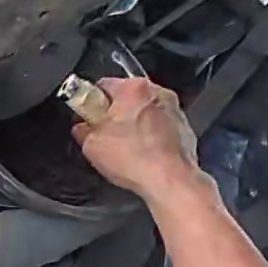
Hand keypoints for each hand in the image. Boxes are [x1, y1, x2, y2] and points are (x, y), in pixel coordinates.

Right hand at [71, 77, 203, 202]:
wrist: (170, 181)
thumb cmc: (135, 158)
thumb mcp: (92, 145)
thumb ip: (83, 131)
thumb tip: (82, 129)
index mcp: (134, 88)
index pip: (104, 85)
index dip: (92, 103)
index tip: (89, 118)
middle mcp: (158, 93)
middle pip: (128, 99)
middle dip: (116, 116)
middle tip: (106, 138)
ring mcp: (175, 112)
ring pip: (147, 114)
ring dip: (136, 128)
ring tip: (126, 152)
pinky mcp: (185, 131)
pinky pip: (161, 131)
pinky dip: (152, 140)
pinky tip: (143, 158)